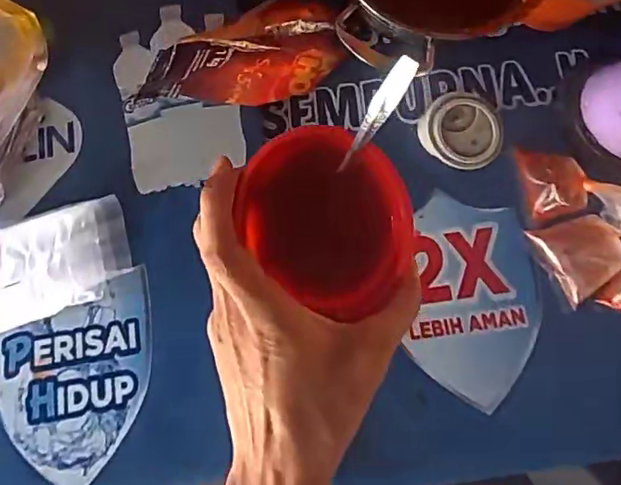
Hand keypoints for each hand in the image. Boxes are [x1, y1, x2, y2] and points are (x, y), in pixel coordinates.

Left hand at [194, 158, 419, 484]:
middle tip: (246, 176)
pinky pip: (222, 285)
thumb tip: (411, 268)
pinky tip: (263, 264)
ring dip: (226, 231)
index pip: (217, 242)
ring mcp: (220, 327)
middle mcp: (227, 309)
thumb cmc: (317, 411)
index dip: (214, 199)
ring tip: (258, 210)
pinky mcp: (223, 342)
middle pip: (209, 244)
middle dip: (219, 202)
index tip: (224, 167)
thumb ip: (393, 311)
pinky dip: (233, 260)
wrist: (278, 474)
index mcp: (254, 305)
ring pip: (214, 265)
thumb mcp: (367, 360)